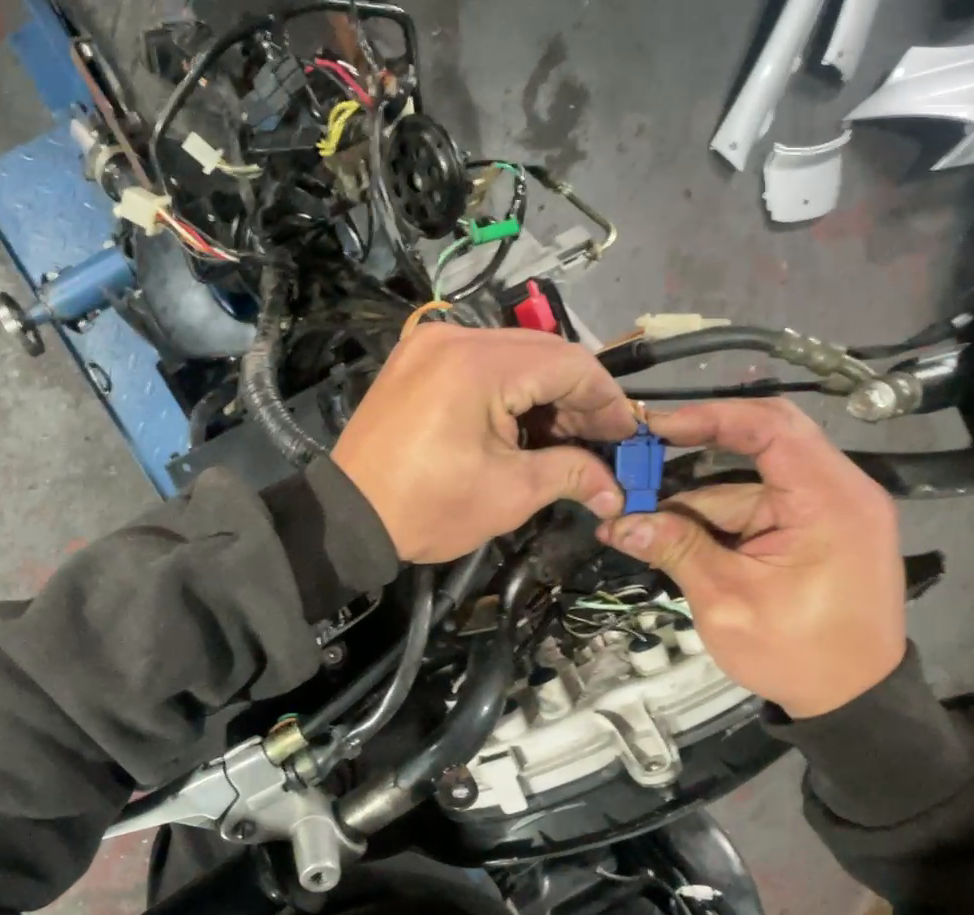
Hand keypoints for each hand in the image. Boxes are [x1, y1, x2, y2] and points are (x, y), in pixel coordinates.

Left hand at [333, 323, 636, 563]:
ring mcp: (428, 344)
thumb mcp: (508, 494)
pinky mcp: (413, 360)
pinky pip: (476, 362)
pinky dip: (505, 389)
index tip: (627, 435)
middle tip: (598, 442)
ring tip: (563, 438)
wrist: (347, 518)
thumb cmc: (426, 508)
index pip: (568, 363)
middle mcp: (453, 338)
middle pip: (541, 353)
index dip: (605, 400)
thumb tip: (616, 487)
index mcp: (477, 364)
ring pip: (510, 355)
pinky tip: (521, 423)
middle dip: (576, 397)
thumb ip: (570, 474)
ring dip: (542, 392)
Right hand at [598, 399, 904, 717]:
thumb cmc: (796, 651)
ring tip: (636, 524)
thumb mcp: (726, 599)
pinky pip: (755, 507)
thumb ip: (675, 549)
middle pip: (764, 438)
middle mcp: (838, 489)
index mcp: (830, 499)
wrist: (853, 700)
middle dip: (698, 445)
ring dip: (695, 501)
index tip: (654, 427)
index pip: (771, 427)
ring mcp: (827, 508)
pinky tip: (670, 539)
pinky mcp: (814, 528)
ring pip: (748, 480)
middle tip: (640, 454)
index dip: (709, 417)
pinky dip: (713, 521)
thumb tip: (615, 522)